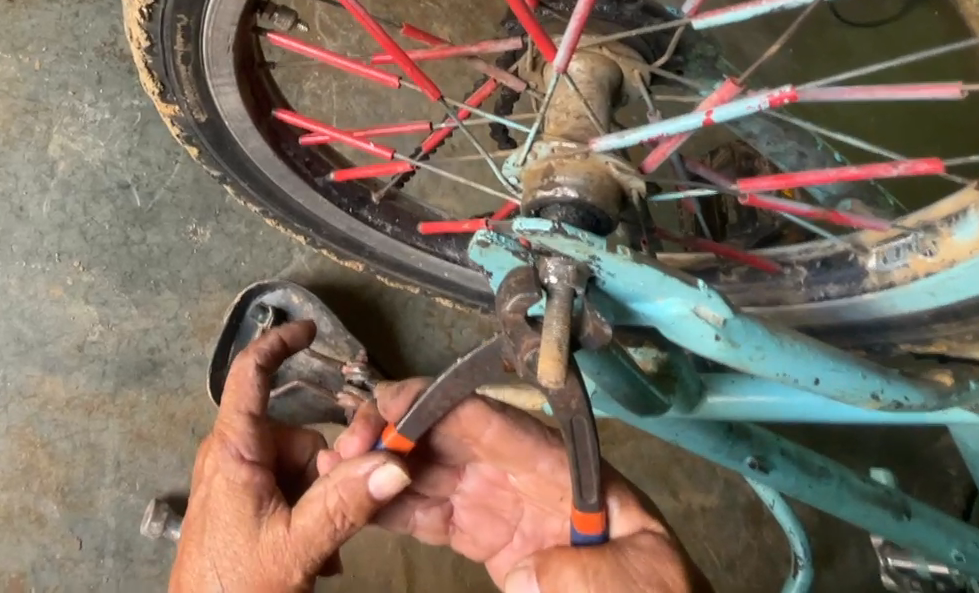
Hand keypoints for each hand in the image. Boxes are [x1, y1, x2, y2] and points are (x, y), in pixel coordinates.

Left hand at [169, 321, 416, 592]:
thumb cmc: (236, 590)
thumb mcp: (296, 548)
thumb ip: (344, 504)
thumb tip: (396, 462)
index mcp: (233, 449)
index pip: (250, 374)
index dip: (278, 343)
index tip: (309, 328)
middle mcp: (230, 454)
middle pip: (297, 435)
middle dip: (326, 471)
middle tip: (337, 518)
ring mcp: (234, 482)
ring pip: (298, 468)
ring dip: (320, 501)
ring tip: (320, 550)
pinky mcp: (239, 506)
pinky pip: (286, 492)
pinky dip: (306, 514)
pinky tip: (314, 555)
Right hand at [323, 379, 707, 592]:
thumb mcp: (642, 584)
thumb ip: (593, 576)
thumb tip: (530, 573)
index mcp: (553, 460)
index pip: (482, 415)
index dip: (430, 404)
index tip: (384, 407)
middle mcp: (516, 469)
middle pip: (443, 433)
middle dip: (391, 429)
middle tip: (345, 445)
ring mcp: (497, 502)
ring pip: (426, 468)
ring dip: (381, 466)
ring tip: (336, 471)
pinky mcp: (484, 538)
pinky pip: (429, 512)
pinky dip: (393, 505)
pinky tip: (360, 503)